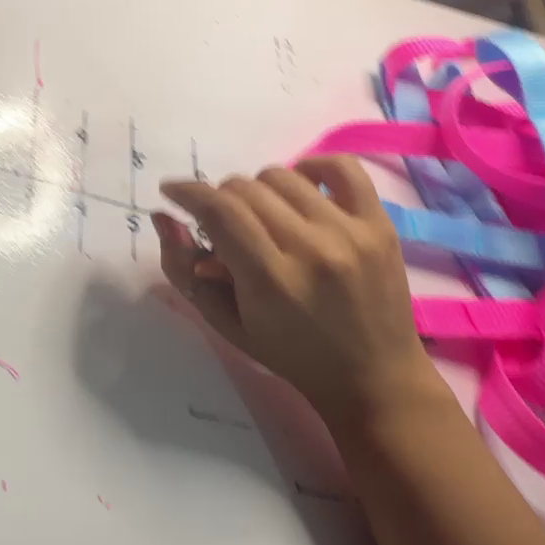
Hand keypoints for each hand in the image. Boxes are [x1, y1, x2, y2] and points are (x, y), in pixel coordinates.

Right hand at [155, 156, 440, 423]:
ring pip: (281, 176)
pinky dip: (312, 167)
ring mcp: (351, 233)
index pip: (218, 210)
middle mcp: (312, 249)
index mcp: (270, 279)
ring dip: (257, 189)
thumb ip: (182, 268)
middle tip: (222, 225)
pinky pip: (342, 168)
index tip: (171, 192)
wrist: (374, 377)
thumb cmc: (288, 353)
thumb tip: (163, 217)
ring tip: (262, 215)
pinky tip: (302, 187)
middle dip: (219, 199)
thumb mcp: (222, 321)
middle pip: (244, 189)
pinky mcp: (380, 226)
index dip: (186, 192)